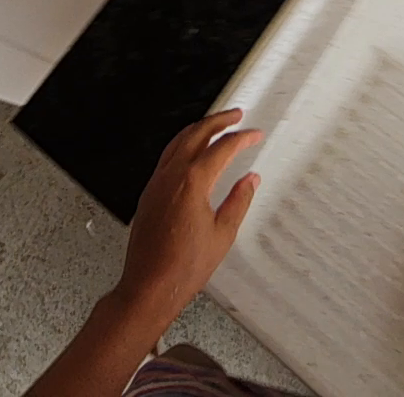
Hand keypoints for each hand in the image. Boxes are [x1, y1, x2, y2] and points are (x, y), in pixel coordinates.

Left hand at [109, 109, 262, 328]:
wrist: (149, 287)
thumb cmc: (182, 268)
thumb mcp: (223, 234)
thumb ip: (239, 201)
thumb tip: (250, 180)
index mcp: (193, 182)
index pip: (223, 147)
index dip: (243, 138)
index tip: (254, 135)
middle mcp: (172, 175)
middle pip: (198, 132)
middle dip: (219, 120)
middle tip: (236, 115)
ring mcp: (157, 181)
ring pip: (179, 140)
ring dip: (199, 127)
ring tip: (214, 125)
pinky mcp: (149, 191)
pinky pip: (167, 155)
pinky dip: (183, 143)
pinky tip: (190, 150)